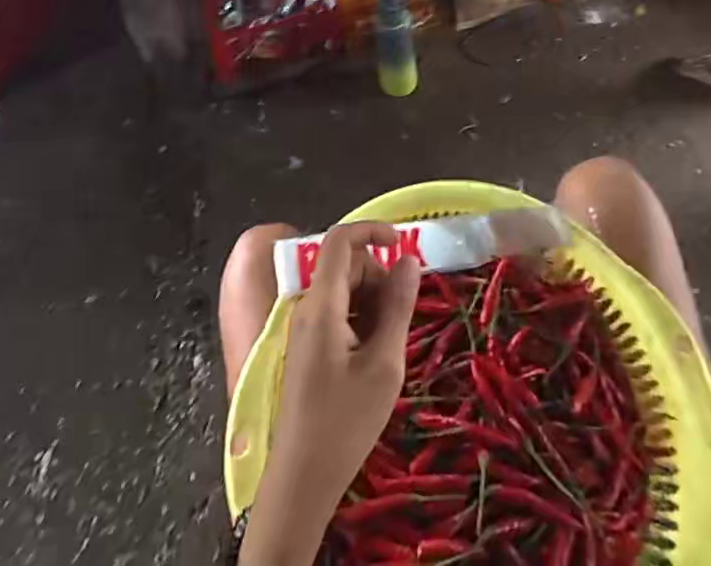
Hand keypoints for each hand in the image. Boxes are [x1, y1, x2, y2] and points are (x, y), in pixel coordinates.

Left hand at [241, 222, 419, 564]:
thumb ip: (397, 307)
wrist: (301, 480)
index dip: (372, 230)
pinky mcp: (307, 346)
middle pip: (345, 265)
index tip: (403, 244)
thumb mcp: (384, 364)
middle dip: (378, 275)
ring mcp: (304, 328)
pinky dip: (360, 319)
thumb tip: (409, 261)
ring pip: (343, 289)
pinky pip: (337, 312)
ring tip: (388, 343)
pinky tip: (374, 354)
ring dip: (372, 300)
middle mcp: (307, 308)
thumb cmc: (345, 423)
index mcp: (322, 305)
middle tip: (401, 316)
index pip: (339, 241)